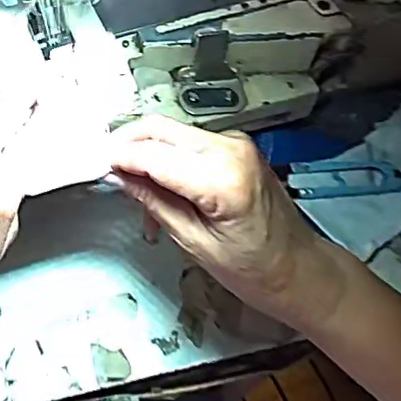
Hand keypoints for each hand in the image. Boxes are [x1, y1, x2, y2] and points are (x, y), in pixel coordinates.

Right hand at [108, 115, 354, 334]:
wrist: (305, 271)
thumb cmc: (258, 271)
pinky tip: (157, 180)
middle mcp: (229, 149)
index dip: (120, 157)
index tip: (95, 161)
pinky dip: (163, 153)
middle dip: (126, 143)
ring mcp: (233, 142)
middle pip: (158, 129)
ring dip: (143, 150)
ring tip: (132, 184)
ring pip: (168, 130)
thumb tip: (120, 176)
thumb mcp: (196, 243)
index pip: (154, 155)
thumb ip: (155, 203)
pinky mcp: (232, 143)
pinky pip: (184, 139)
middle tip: (105, 166)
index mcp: (223, 179)